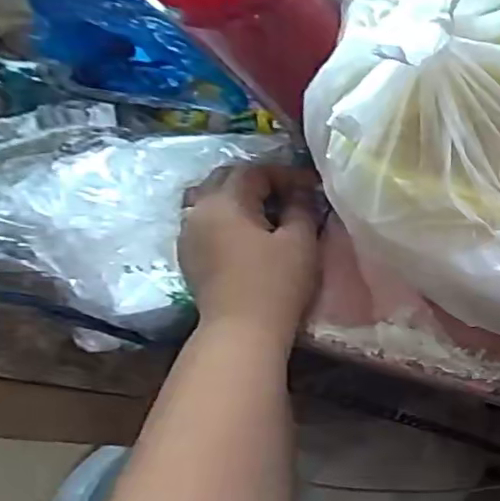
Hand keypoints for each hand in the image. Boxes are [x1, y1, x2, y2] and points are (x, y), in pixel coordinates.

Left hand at [178, 164, 322, 340]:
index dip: (285, 174)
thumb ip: (302, 209)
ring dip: (241, 199)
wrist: (242, 329)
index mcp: (223, 203)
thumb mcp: (300, 242)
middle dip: (259, 181)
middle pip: (225, 180)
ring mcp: (187, 234)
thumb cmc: (276, 282)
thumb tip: (301, 193)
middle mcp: (197, 211)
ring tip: (270, 211)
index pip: (253, 171)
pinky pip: (208, 222)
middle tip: (291, 193)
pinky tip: (251, 233)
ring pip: (211, 200)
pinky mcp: (189, 255)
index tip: (312, 185)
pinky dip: (230, 218)